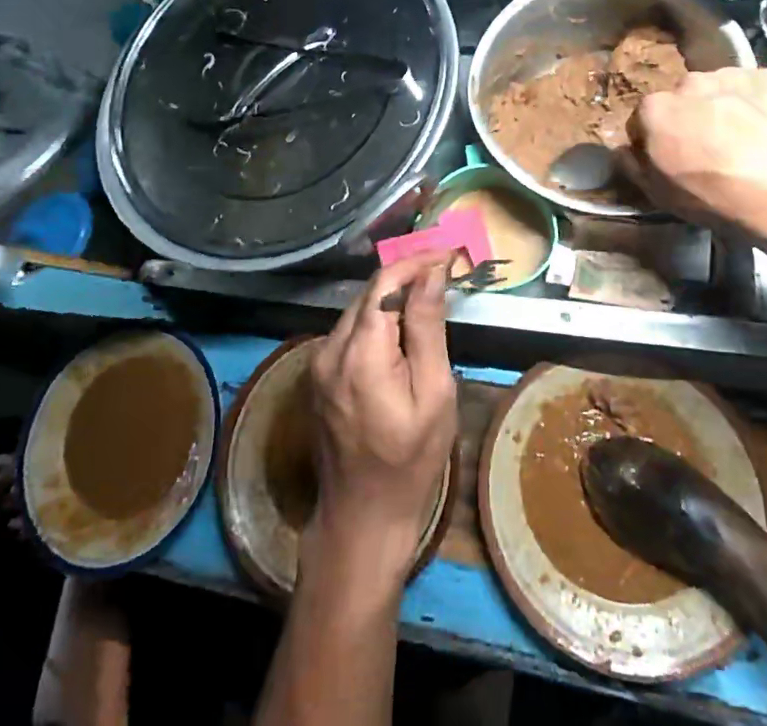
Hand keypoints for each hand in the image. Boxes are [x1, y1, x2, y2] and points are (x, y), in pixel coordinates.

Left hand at [308, 253, 457, 570]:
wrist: (362, 513)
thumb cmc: (410, 460)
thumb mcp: (433, 394)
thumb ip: (427, 329)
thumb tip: (432, 275)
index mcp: (359, 354)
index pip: (383, 284)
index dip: (416, 262)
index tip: (448, 254)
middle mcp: (329, 349)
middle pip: (367, 293)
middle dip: (405, 275)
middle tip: (445, 271)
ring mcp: (318, 363)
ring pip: (357, 310)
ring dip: (391, 297)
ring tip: (430, 295)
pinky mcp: (317, 375)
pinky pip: (349, 332)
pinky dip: (377, 320)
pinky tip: (402, 328)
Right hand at [626, 68, 766, 248]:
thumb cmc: (714, 197)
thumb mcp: (659, 195)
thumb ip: (633, 166)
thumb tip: (623, 150)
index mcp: (655, 110)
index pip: (643, 119)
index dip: (654, 140)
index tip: (669, 159)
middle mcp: (689, 83)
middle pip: (682, 100)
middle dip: (689, 119)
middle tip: (709, 151)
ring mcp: (732, 76)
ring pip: (719, 90)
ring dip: (723, 108)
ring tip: (744, 140)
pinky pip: (754, 89)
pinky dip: (758, 104)